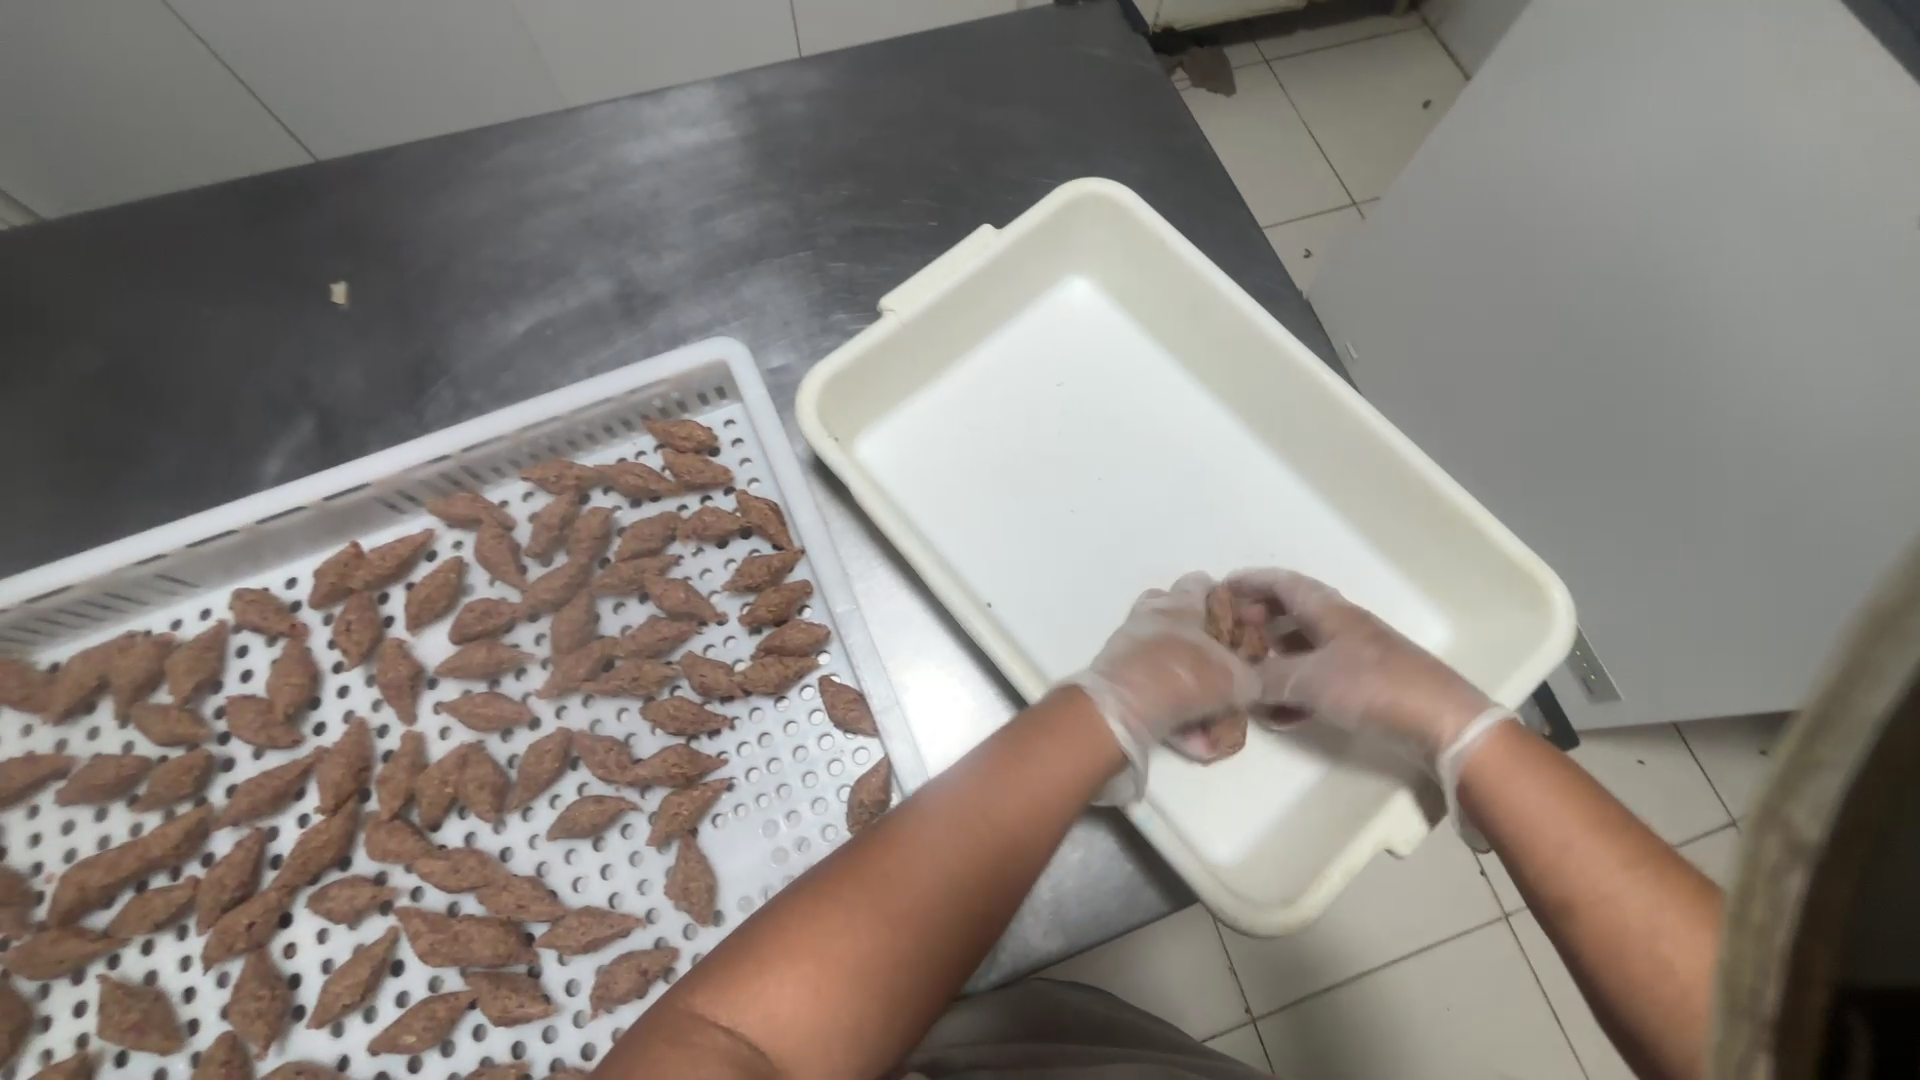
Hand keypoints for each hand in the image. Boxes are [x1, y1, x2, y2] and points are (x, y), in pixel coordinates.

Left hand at [1063, 573, 1260, 795]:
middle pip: (1174, 615)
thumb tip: (1250, 681)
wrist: (1123, 706)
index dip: (1220, 598)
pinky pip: (1151, 690)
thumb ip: (1249, 675)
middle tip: (1220, 666)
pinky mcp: (1115, 676)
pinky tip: (1192, 742)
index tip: (1238, 620)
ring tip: (1211, 717)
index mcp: (1179, 604)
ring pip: (1161, 656)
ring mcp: (1127, 644)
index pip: (1200, 583)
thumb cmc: (1185, 677)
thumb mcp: (1235, 678)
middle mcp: (1150, 616)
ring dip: (1186, 682)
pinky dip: (1172, 713)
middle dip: (1197, 638)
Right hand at [1226, 568, 1494, 763]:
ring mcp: (1355, 656)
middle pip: (1291, 611)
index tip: (1220, 588)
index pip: (1282, 583)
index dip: (1250, 581)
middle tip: (1228, 633)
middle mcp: (1341, 626)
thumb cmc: (1375, 687)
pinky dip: (1294, 688)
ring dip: (1274, 654)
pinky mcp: (1366, 686)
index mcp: (1329, 611)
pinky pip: (1318, 678)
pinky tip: (1279, 712)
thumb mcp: (1310, 680)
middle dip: (1257, 618)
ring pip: (1303, 646)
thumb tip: (1234, 681)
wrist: (1443, 722)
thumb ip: (1266, 678)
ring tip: (1246, 671)